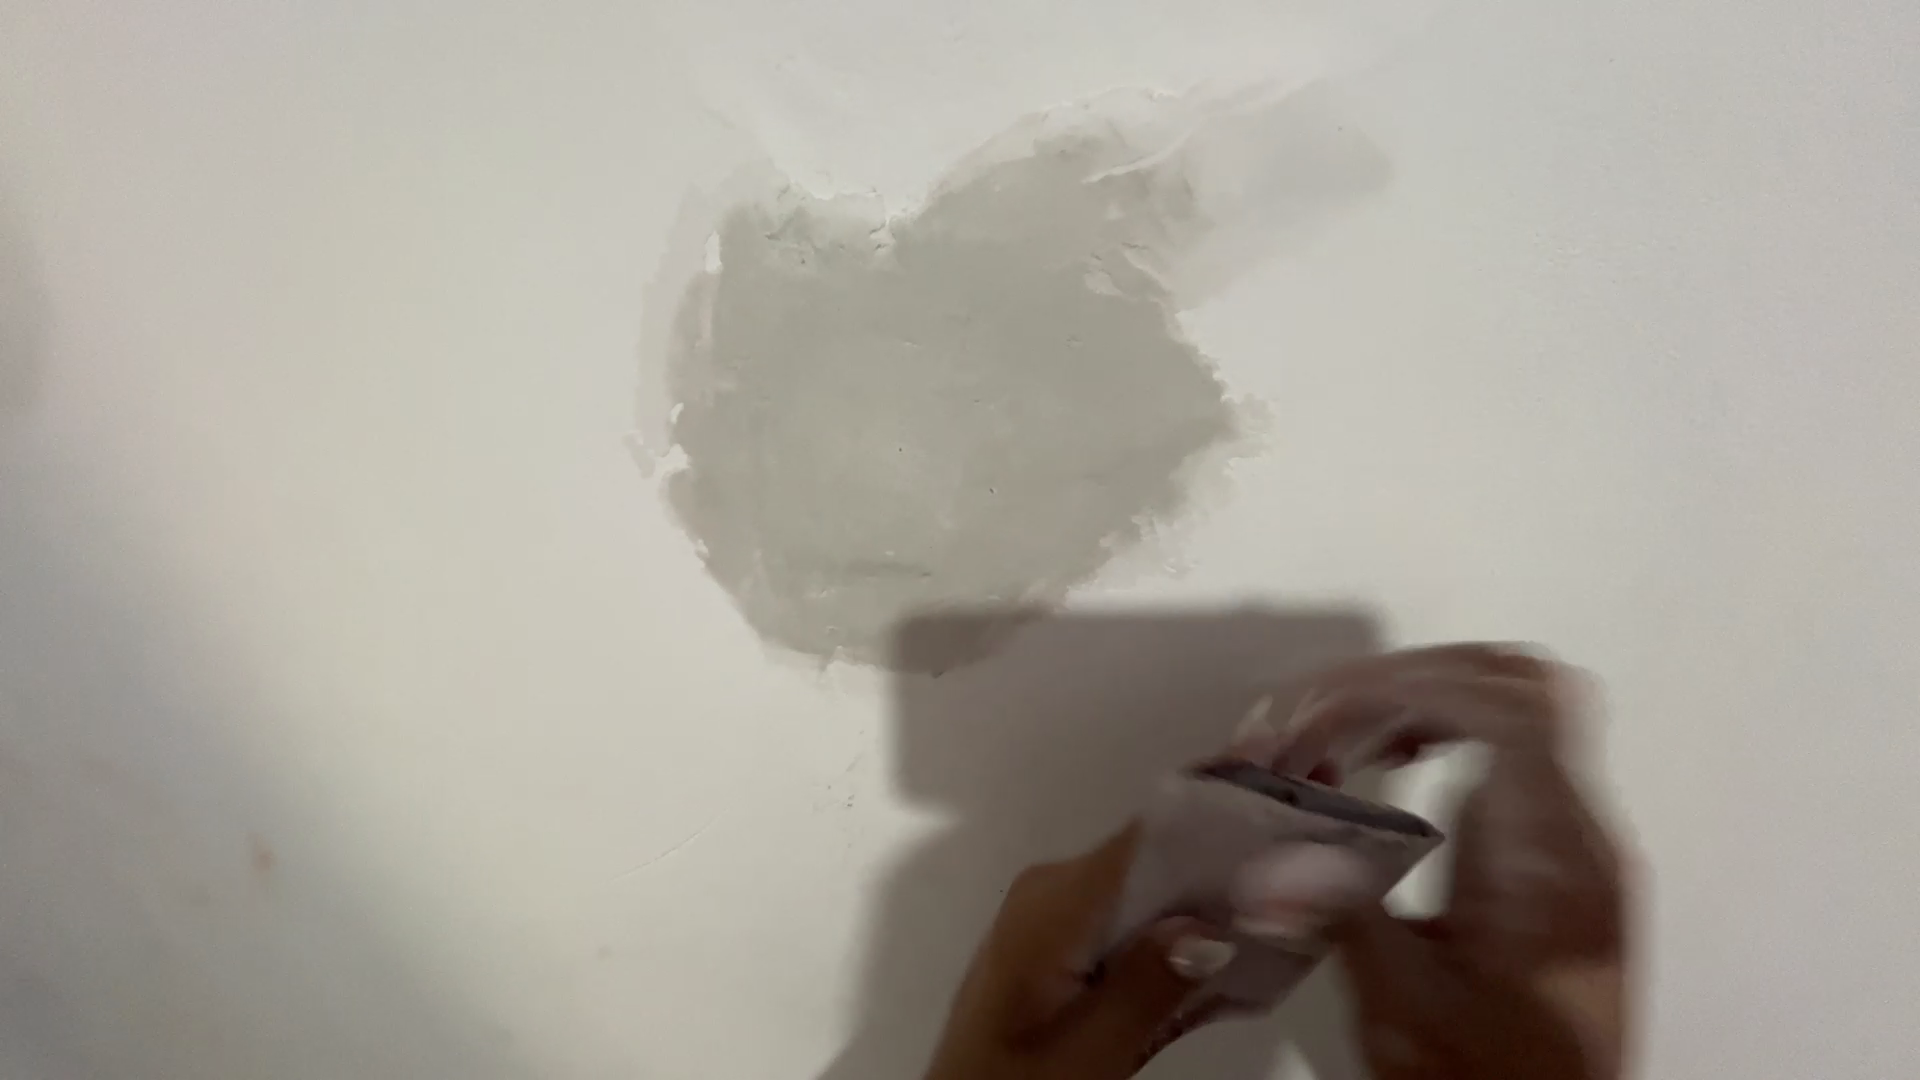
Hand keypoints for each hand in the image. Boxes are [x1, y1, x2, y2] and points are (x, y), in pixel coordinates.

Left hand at [922, 826, 1237, 1079]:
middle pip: (1146, 858)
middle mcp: (1051, 884)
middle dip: (1211, 864)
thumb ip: (1146, 987)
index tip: (1263, 816)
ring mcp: (1051, 903)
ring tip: (1263, 901)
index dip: (1203, 823)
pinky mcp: (1058, 926)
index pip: (1141, 842)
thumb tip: (1208, 923)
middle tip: (1280, 867)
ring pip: (1140, 884)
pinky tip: (1210, 939)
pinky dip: (1166, 921)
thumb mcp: (1085, 1054)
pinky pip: (1123, 908)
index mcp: (1052, 900)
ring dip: (1194, 895)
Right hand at [1252, 644, 1632, 1079]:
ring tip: (1330, 726)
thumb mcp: (1404, 1006)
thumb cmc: (1488, 1075)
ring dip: (1405, 687)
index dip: (1405, 688)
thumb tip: (1269, 844)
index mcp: (1553, 859)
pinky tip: (1375, 747)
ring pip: (1501, 688)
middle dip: (1396, 674)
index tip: (1322, 721)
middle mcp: (1571, 824)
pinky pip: (1490, 725)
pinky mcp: (1532, 827)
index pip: (1508, 711)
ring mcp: (1558, 820)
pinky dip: (1422, 712)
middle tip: (1314, 715)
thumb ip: (1339, 911)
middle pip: (1509, 677)